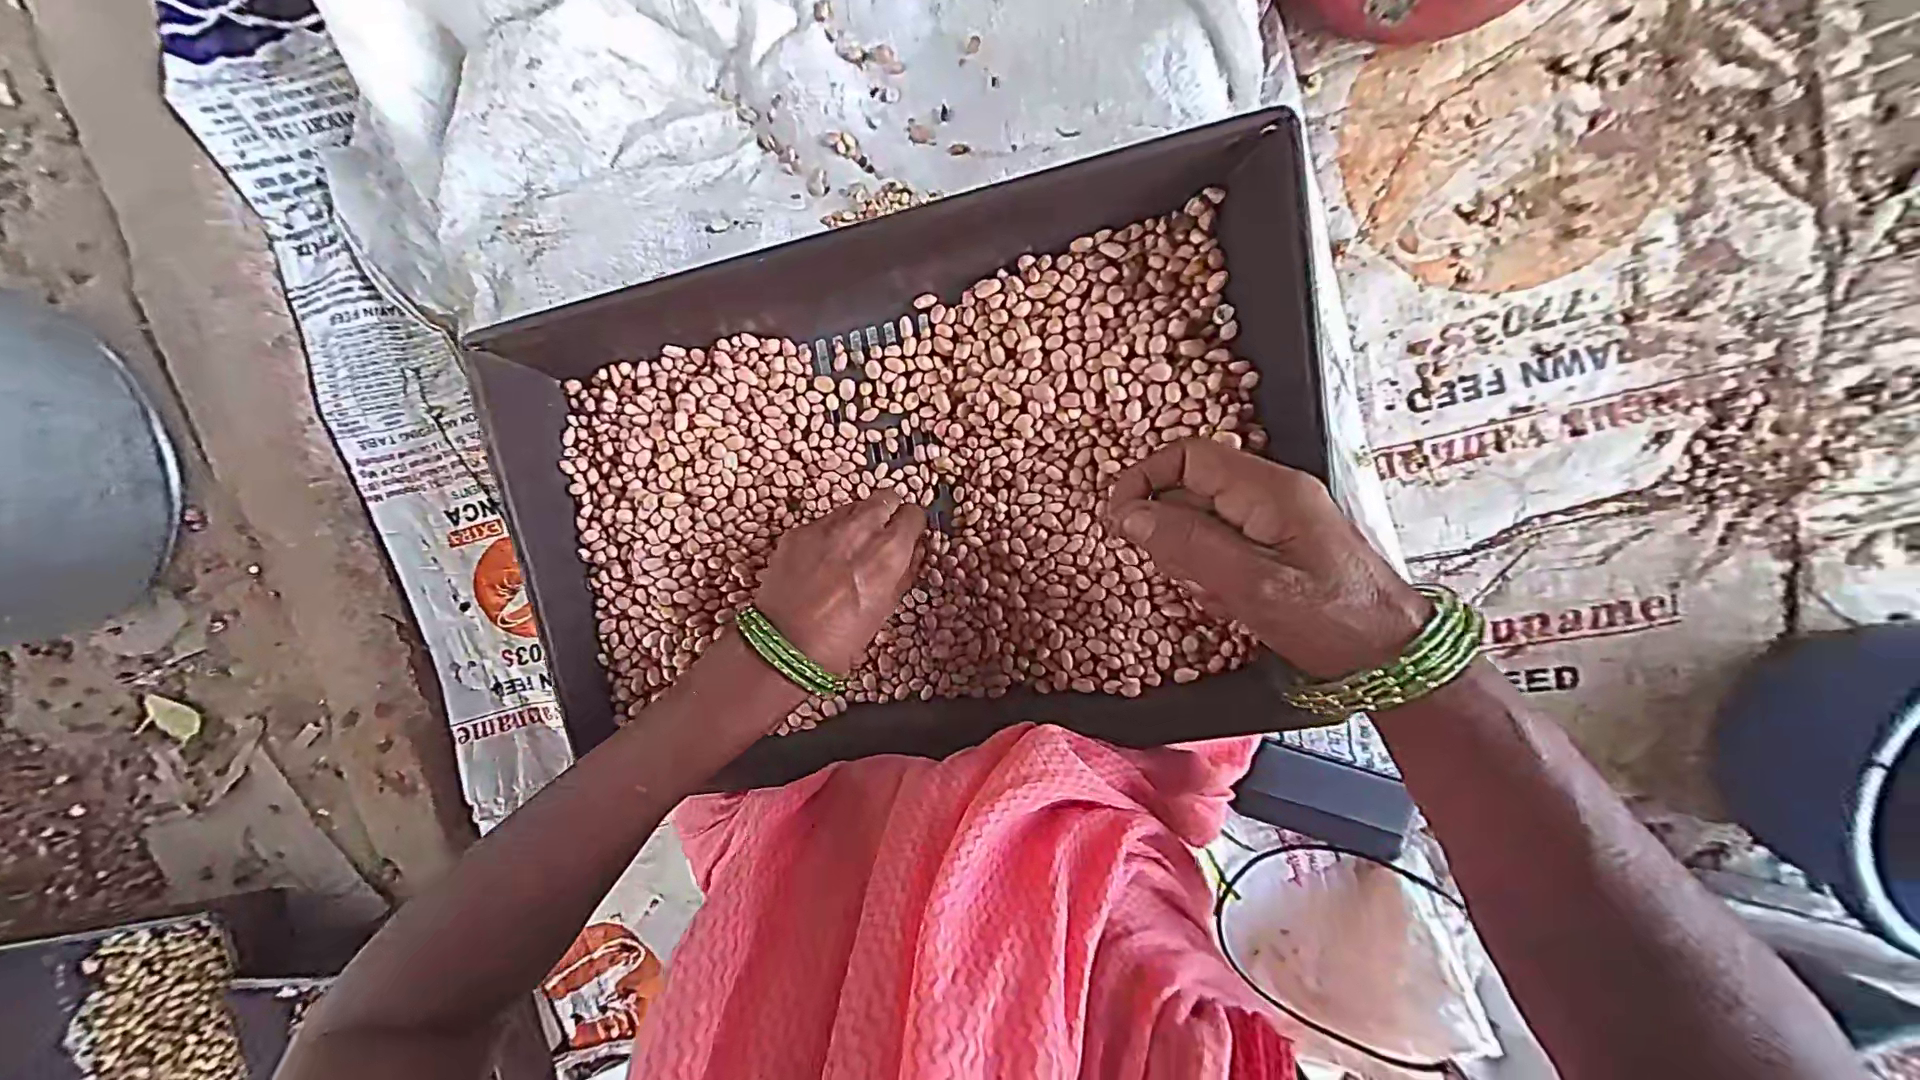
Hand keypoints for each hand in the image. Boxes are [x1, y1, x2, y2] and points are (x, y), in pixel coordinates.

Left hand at [753, 490, 926, 675]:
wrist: (784, 645)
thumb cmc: (840, 637)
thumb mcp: (885, 608)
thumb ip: (904, 572)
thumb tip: (914, 551)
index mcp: (889, 551)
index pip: (913, 514)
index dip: (912, 525)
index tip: (908, 534)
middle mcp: (860, 530)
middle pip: (886, 497)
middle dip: (888, 513)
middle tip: (882, 536)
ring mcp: (826, 527)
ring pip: (854, 506)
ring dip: (859, 520)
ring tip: (851, 549)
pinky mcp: (799, 531)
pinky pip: (824, 520)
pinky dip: (831, 533)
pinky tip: (824, 559)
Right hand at [1103, 438, 1429, 678]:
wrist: (1393, 658)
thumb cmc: (1333, 621)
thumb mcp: (1253, 585)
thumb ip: (1188, 545)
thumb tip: (1129, 515)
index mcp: (1269, 489)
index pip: (1188, 456)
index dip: (1144, 479)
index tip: (1118, 519)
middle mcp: (1270, 493)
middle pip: (1189, 489)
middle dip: (1170, 533)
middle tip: (1184, 576)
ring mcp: (1272, 519)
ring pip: (1198, 521)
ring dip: (1190, 559)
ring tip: (1215, 595)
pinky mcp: (1272, 544)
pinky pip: (1218, 546)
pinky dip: (1209, 573)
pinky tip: (1230, 601)